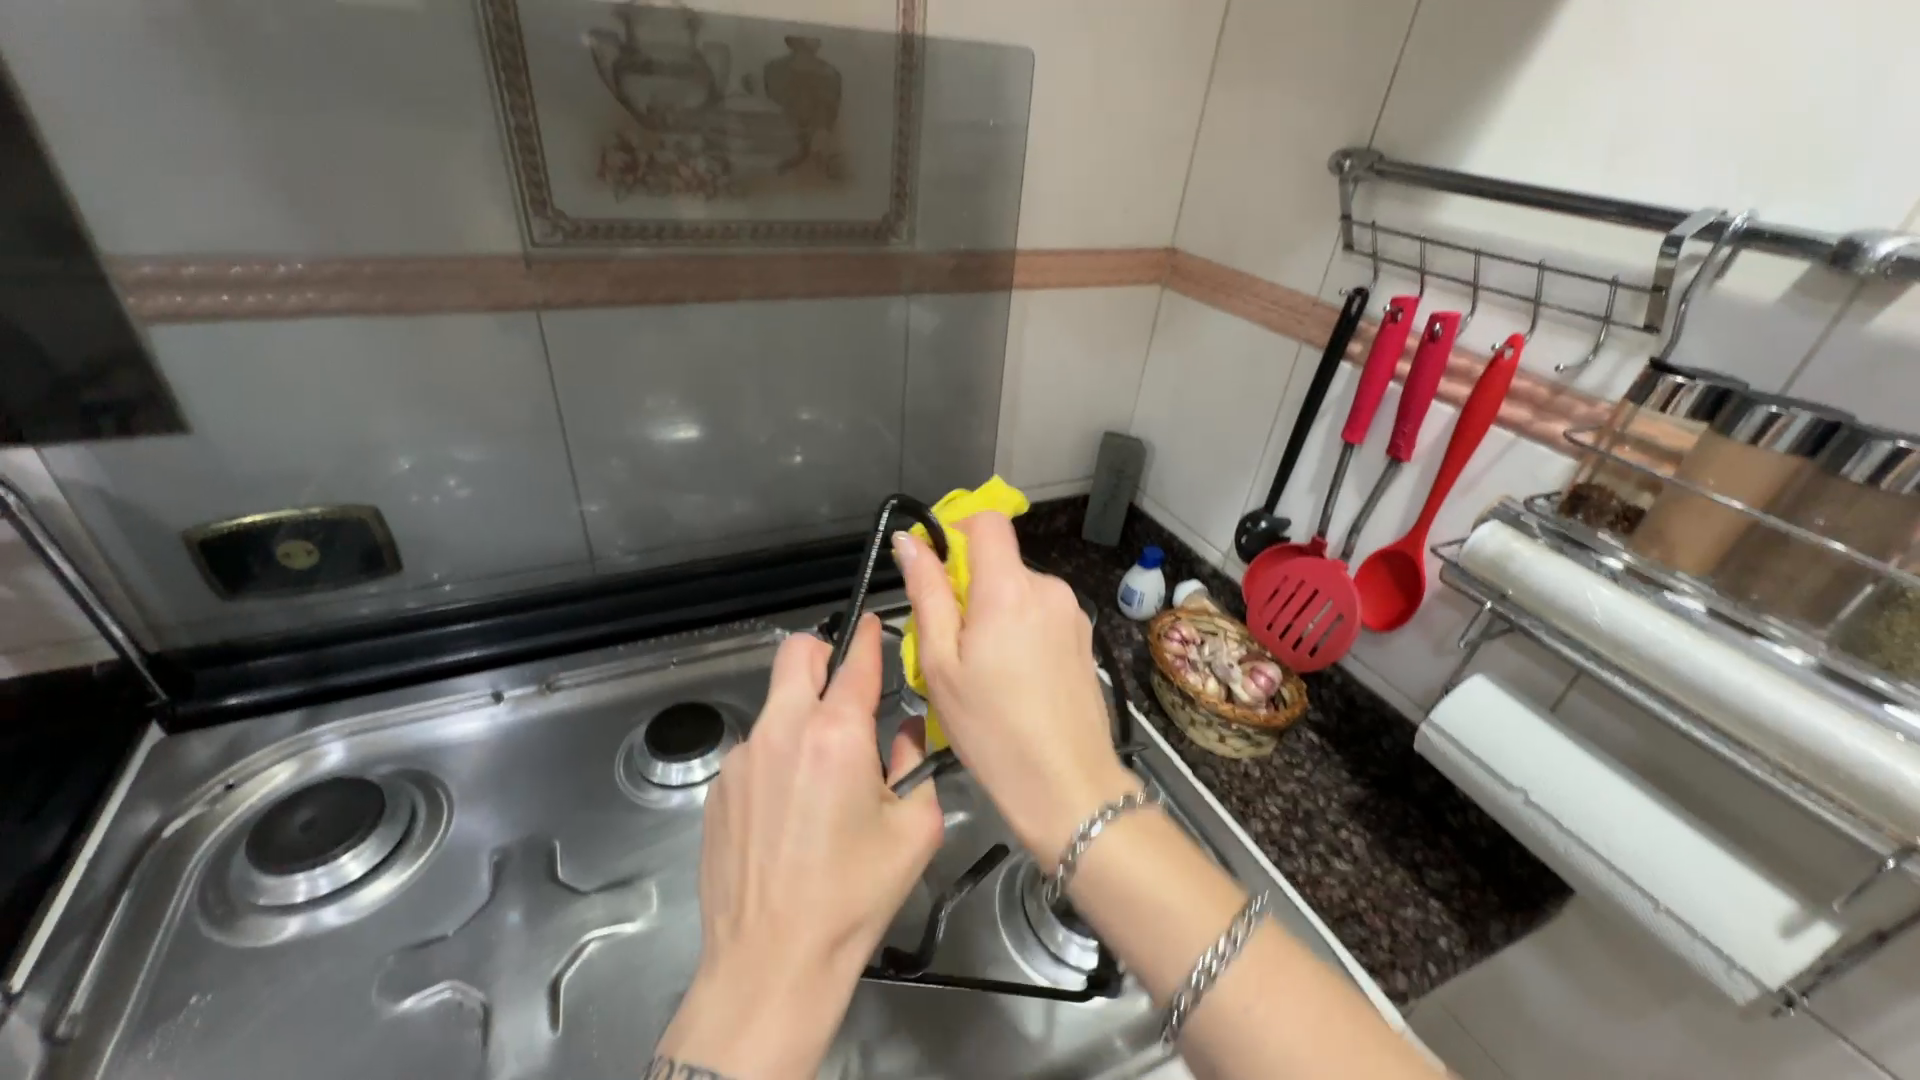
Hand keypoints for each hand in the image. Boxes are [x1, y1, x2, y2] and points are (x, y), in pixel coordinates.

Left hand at [655, 615, 942, 1079]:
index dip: (868, 636)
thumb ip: (915, 764)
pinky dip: (776, 759)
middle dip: (823, 653)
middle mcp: (782, 732)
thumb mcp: (914, 829)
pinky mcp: (718, 788)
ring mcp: (741, 758)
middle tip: (844, 682)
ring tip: (821, 776)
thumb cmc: (854, 896)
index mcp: (836, 734)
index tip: (872, 624)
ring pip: (775, 707)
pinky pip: (754, 751)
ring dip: (800, 717)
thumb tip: (904, 734)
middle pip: (796, 654)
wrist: (772, 959)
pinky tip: (788, 812)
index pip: (855, 660)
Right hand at [893, 513, 1137, 861]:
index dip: (956, 530)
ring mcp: (1072, 614)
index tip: (934, 568)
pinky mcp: (1084, 638)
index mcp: (1009, 588)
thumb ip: (926, 594)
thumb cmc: (992, 729)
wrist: (1068, 786)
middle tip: (948, 644)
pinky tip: (1013, 680)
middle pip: (1001, 561)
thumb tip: (910, 542)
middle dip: (968, 587)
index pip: (987, 521)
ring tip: (981, 671)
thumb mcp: (940, 665)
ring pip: (1019, 591)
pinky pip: (1041, 615)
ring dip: (993, 612)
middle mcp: (1048, 589)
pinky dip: (1019, 630)